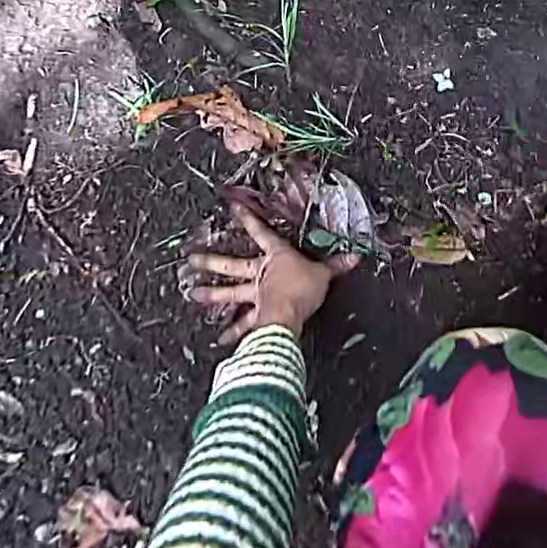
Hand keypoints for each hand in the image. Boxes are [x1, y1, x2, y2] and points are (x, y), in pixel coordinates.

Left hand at [188, 205, 358, 344]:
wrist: (289, 315)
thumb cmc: (303, 289)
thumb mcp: (324, 274)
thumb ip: (336, 265)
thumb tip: (355, 257)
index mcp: (277, 256)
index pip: (261, 233)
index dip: (248, 219)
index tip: (233, 208)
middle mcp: (261, 273)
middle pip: (232, 265)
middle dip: (212, 261)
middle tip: (191, 259)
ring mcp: (255, 295)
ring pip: (229, 293)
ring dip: (211, 294)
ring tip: (193, 293)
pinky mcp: (256, 315)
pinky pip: (243, 323)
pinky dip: (233, 332)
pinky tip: (220, 339)